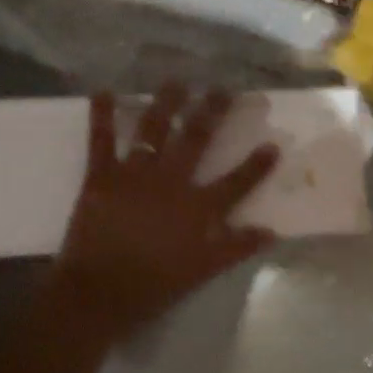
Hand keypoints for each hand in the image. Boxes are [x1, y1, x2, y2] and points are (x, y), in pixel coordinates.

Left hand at [51, 83, 278, 336]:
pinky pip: (101, 140)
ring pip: (153, 129)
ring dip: (166, 102)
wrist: (99, 291)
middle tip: (223, 88)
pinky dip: (103, 116)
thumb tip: (271, 232)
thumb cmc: (153, 287)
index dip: (256, 165)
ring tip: (177, 81)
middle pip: (195, 140)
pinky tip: (106, 92)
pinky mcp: (101, 176)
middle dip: (212, 112)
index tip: (273, 143)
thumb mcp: (202, 271)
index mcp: (197, 208)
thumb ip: (235, 248)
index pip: (235, 183)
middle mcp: (170, 181)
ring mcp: (134, 174)